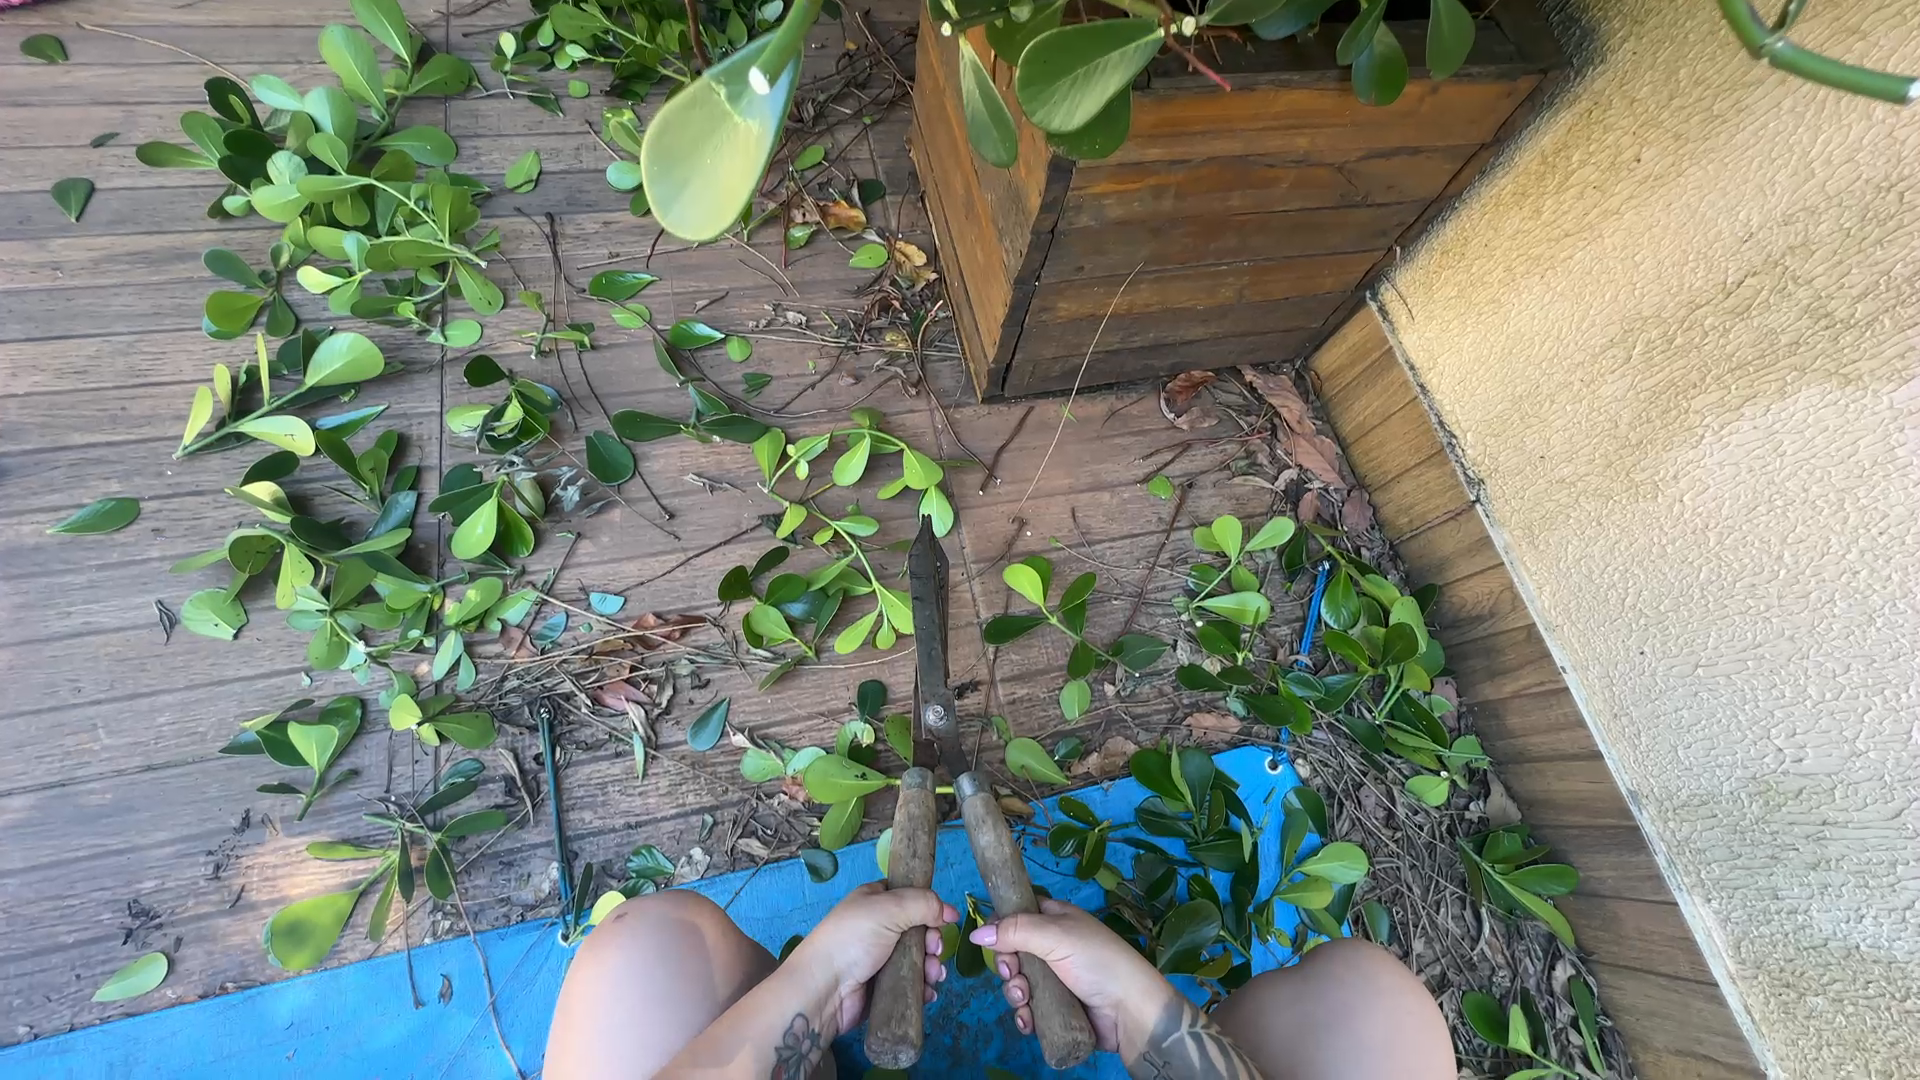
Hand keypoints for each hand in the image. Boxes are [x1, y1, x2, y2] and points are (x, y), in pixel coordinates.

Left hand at [785, 882, 958, 1036]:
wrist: (824, 988)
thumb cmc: (854, 938)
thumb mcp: (890, 907)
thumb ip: (924, 903)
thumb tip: (951, 912)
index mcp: (876, 901)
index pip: (911, 897)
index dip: (930, 908)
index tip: (945, 920)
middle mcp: (879, 927)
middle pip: (919, 930)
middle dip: (933, 941)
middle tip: (934, 951)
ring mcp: (880, 959)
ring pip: (918, 959)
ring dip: (932, 966)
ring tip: (934, 976)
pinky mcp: (882, 988)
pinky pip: (911, 984)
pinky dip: (923, 988)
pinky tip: (928, 992)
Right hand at [970, 898, 1177, 1057]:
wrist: (1129, 1009)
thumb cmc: (1095, 959)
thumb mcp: (1055, 936)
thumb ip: (1015, 931)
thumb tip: (976, 933)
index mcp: (1054, 919)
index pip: (1017, 916)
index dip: (1002, 928)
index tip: (995, 943)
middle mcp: (1052, 946)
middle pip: (1013, 952)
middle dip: (1009, 967)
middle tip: (1016, 975)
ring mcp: (1054, 978)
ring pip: (1019, 982)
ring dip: (1015, 993)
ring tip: (1025, 1000)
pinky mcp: (1057, 1007)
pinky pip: (1029, 1009)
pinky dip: (1024, 1015)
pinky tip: (1028, 1021)